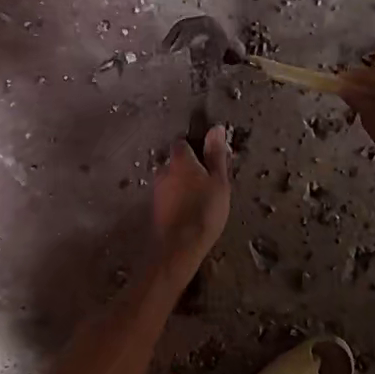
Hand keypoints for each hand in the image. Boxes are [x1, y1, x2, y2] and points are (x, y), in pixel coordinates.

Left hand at [151, 126, 231, 272]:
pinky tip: (188, 211)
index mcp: (180, 160)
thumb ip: (216, 155)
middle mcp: (163, 171)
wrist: (180, 244)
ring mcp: (157, 190)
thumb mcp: (219, 181)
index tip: (206, 159)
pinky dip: (176, 199)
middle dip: (187, 168)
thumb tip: (216, 129)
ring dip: (181, 185)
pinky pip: (168, 196)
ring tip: (199, 199)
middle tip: (206, 182)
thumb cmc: (205, 210)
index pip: (181, 143)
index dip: (194, 148)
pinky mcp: (155, 207)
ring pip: (170, 180)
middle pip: (175, 162)